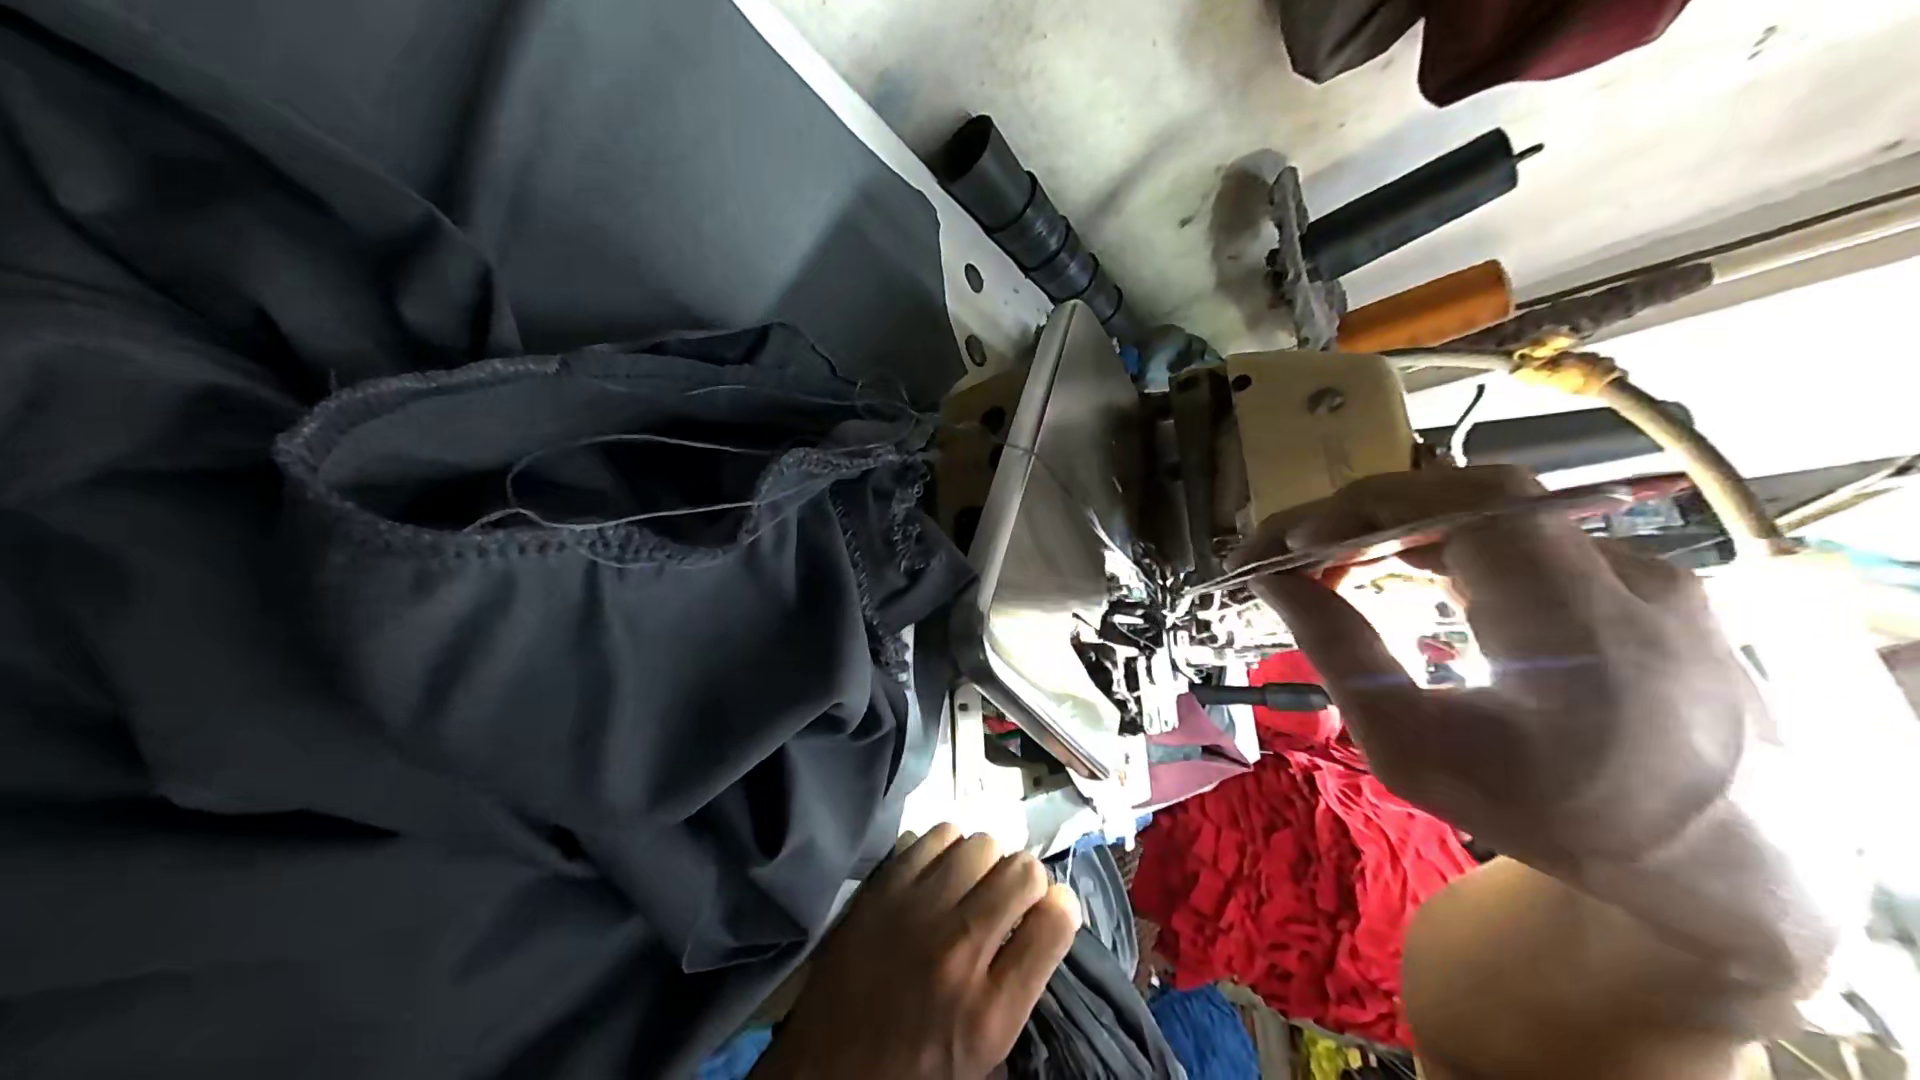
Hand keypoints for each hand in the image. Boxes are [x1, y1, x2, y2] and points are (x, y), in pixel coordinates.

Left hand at [751, 825, 1079, 1079]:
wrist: (826, 1068)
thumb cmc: (916, 1065)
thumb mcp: (985, 1048)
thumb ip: (1023, 979)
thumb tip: (1052, 912)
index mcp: (992, 1008)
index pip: (1055, 919)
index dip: (1059, 906)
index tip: (1047, 910)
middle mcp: (958, 948)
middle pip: (1022, 870)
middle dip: (1024, 879)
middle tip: (1007, 896)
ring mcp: (915, 911)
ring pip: (979, 844)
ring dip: (985, 861)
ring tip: (971, 882)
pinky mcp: (881, 889)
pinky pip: (932, 836)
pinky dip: (944, 848)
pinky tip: (937, 873)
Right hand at [1234, 466, 1758, 868]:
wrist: (1721, 862)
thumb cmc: (1550, 816)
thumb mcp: (1415, 751)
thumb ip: (1340, 655)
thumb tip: (1274, 582)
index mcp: (1580, 629)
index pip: (1472, 510)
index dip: (1372, 509)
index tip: (1292, 546)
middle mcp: (1629, 579)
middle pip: (1475, 497)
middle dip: (1367, 513)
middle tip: (1294, 554)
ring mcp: (1645, 571)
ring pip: (1494, 510)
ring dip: (1399, 525)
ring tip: (1332, 562)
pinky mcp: (1639, 577)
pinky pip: (1520, 534)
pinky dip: (1443, 540)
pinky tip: (1405, 569)